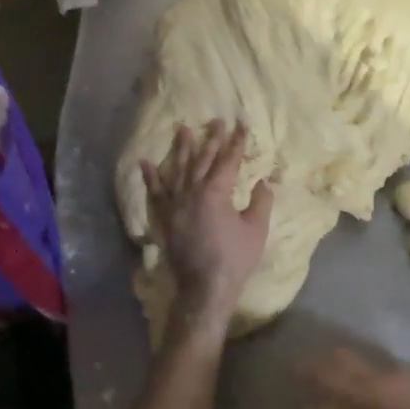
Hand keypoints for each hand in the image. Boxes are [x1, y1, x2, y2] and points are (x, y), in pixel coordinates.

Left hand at [140, 121, 272, 318]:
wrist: (205, 286)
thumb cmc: (235, 258)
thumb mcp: (256, 229)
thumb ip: (260, 202)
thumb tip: (263, 182)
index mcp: (216, 192)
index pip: (229, 160)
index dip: (236, 142)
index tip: (241, 124)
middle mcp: (192, 191)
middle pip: (202, 159)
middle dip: (211, 139)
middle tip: (215, 121)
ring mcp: (175, 204)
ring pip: (177, 170)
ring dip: (180, 148)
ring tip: (182, 129)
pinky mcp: (165, 217)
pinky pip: (156, 192)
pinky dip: (151, 177)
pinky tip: (146, 163)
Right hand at [301, 349, 409, 408]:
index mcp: (363, 397)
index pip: (322, 374)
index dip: (301, 373)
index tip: (285, 373)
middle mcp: (381, 378)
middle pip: (343, 359)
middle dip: (321, 363)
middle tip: (306, 374)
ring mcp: (405, 378)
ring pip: (364, 364)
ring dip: (346, 371)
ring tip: (335, 389)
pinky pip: (384, 374)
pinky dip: (367, 380)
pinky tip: (370, 402)